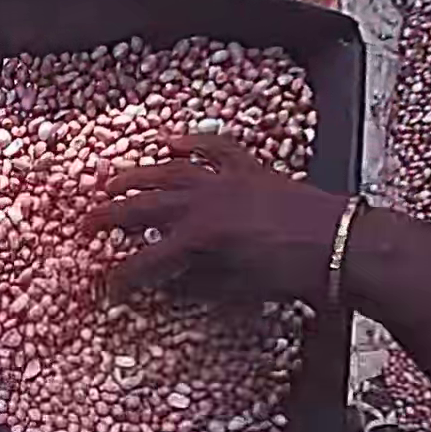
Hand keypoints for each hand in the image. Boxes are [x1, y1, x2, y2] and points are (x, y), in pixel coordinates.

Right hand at [86, 127, 349, 304]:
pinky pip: (214, 149)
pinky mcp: (248, 168)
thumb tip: (164, 283)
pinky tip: (168, 143)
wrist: (345, 245)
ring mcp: (225, 180)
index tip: (108, 289)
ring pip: (168, 172)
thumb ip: (192, 283)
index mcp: (199, 238)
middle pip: (143, 207)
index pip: (147, 260)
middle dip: (109, 216)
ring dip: (135, 176)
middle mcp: (204, 203)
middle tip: (86, 222)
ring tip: (110, 180)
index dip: (123, 277)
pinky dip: (190, 143)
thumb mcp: (235, 288)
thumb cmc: (290, 274)